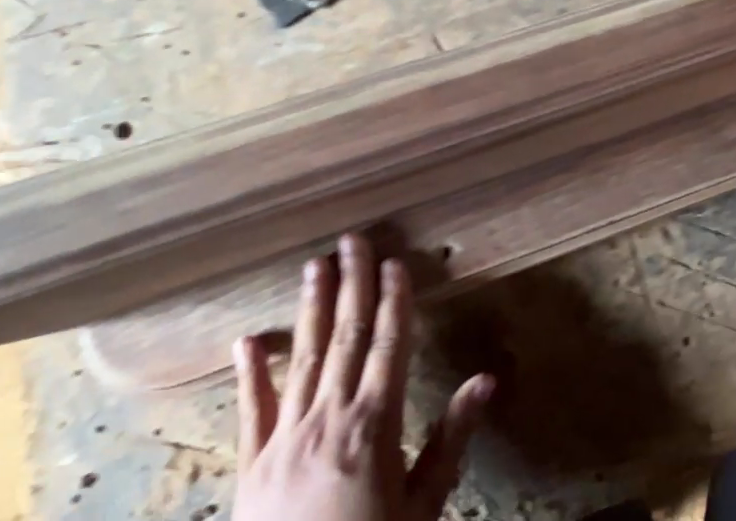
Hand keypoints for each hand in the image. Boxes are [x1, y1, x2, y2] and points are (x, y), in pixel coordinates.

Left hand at [233, 233, 494, 520]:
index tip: (396, 262)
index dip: (395, 300)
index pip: (389, 345)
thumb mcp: (424, 504)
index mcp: (375, 424)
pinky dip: (250, 372)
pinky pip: (251, 409)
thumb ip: (452, 437)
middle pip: (345, 338)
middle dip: (352, 285)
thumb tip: (487, 379)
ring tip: (313, 266)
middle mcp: (327, 419)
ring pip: (302, 358)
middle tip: (352, 240)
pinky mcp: (250, 465)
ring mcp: (284, 439)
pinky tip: (248, 340)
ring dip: (310, 309)